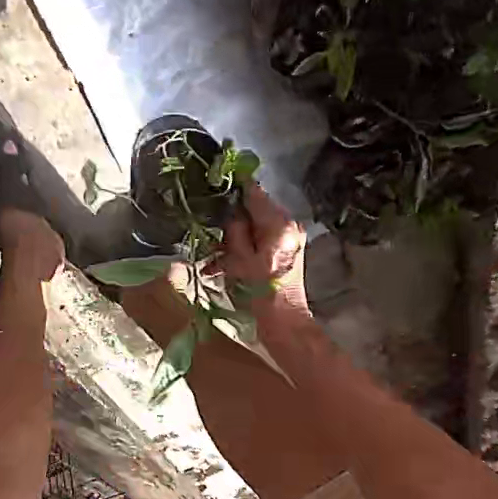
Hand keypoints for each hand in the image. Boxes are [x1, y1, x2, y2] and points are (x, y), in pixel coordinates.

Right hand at [222, 183, 308, 318]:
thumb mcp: (241, 260)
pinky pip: (259, 243)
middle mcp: (287, 227)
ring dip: (232, 240)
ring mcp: (287, 240)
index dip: (236, 185)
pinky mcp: (283, 253)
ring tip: (212, 256)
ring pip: (254, 229)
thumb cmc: (263, 292)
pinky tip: (220, 266)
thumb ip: (235, 232)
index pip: (256, 193)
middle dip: (231, 221)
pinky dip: (242, 251)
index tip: (219, 176)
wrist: (285, 321)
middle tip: (210, 229)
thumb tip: (230, 215)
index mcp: (279, 225)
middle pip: (254, 212)